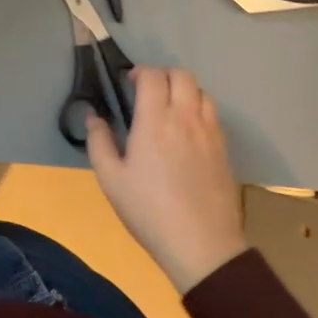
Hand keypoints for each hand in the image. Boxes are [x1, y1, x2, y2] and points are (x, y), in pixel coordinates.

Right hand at [86, 67, 248, 293]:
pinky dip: (200, 110)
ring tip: (171, 109)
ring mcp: (210, 132)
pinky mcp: (224, 149)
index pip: (153, 76)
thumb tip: (93, 118)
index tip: (129, 84)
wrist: (202, 245)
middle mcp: (186, 117)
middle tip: (149, 93)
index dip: (140, 72)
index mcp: (155, 120)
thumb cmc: (149, 212)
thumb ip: (99, 143)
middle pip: (182, 75)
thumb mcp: (112, 180)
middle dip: (164, 75)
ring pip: (202, 92)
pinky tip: (188, 133)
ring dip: (185, 91)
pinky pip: (213, 115)